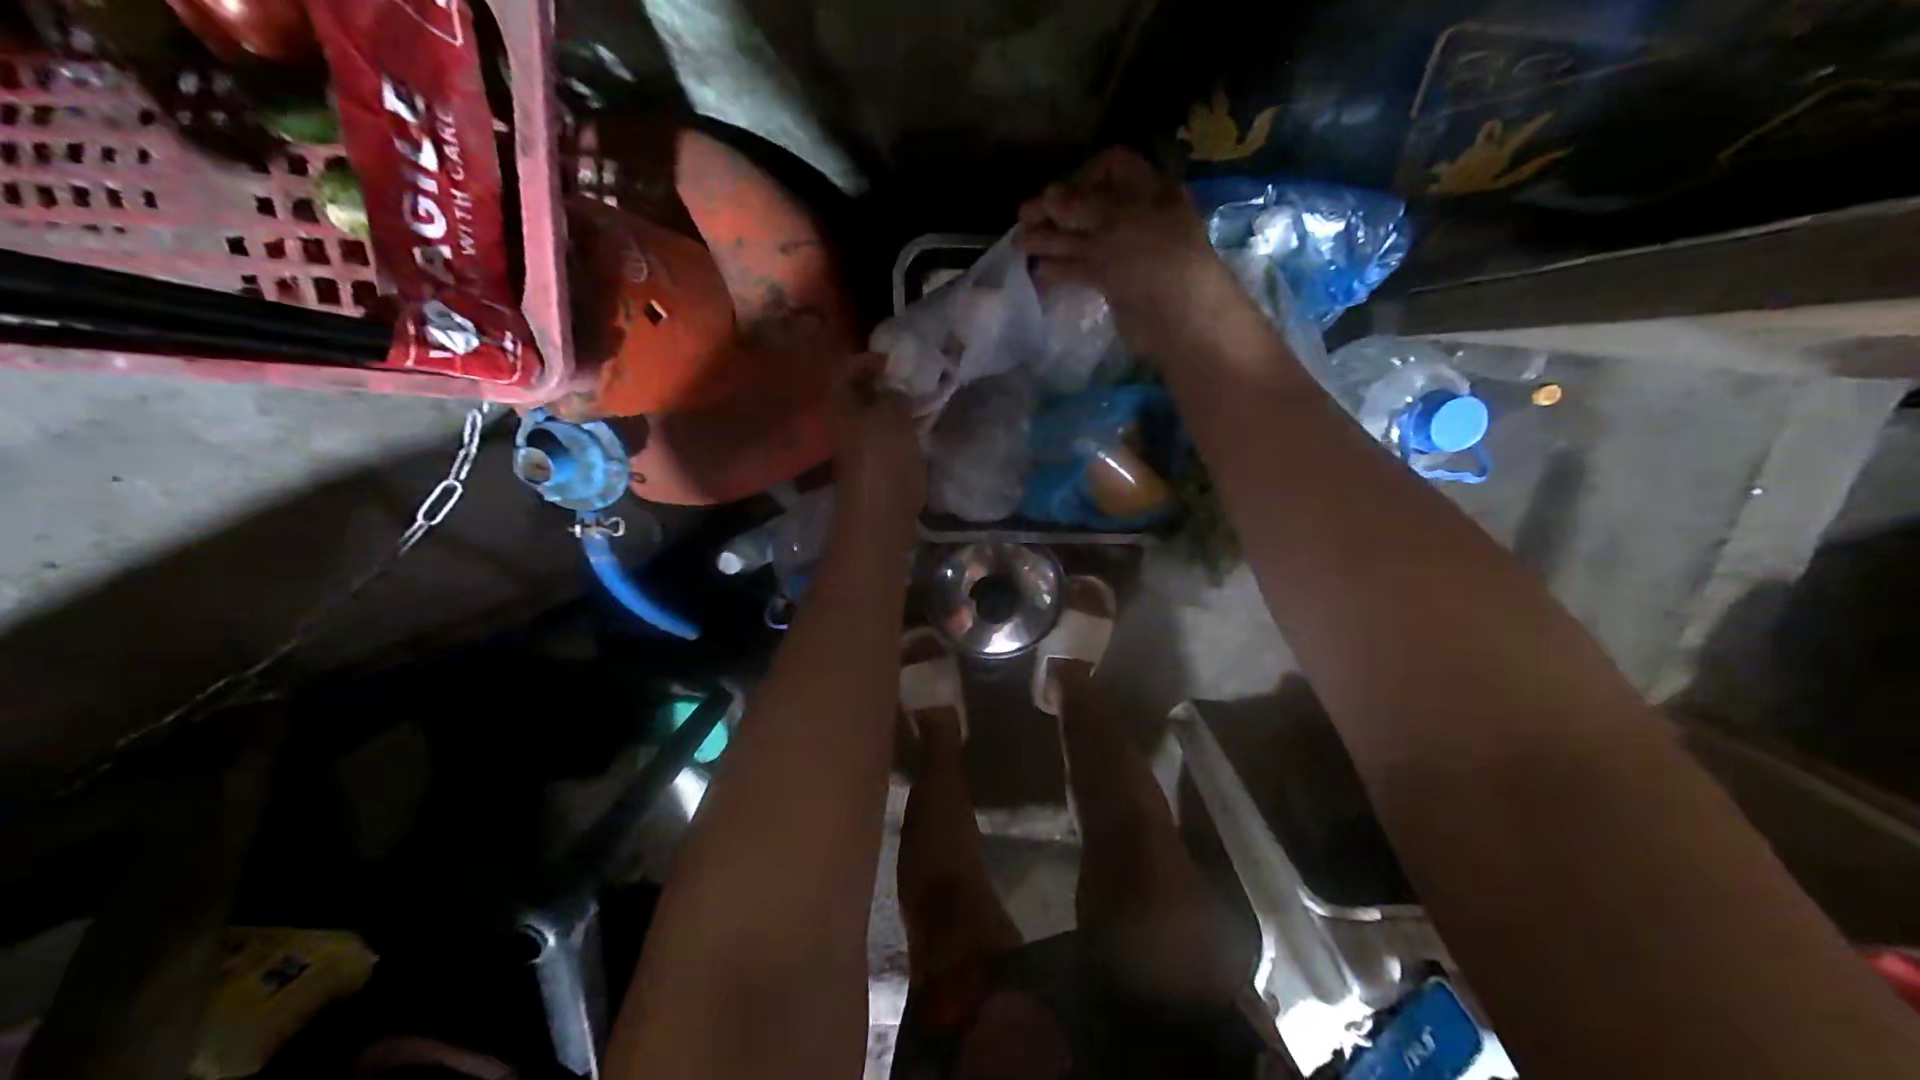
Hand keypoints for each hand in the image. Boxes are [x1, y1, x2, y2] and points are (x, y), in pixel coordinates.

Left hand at [830, 353, 924, 534]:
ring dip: (901, 401)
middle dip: (887, 380)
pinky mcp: (884, 458)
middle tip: (913, 373)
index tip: (893, 360)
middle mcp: (848, 420)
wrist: (884, 507)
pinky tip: (927, 417)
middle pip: (864, 391)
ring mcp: (866, 441)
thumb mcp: (890, 413)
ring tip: (924, 392)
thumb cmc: (881, 455)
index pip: (845, 370)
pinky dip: (909, 421)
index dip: (866, 360)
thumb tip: (897, 392)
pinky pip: (895, 431)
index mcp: (840, 406)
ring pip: (881, 411)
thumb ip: (894, 394)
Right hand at [1016, 148, 1234, 343]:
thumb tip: (1048, 195)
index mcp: (1149, 190)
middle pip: (1090, 205)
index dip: (1081, 176)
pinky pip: (1085, 269)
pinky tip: (1039, 271)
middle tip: (1022, 219)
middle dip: (1055, 210)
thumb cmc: (1154, 257)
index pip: (1111, 167)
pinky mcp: (1117, 283)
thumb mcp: (1118, 221)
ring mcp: (1127, 251)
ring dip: (1052, 240)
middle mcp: (1138, 216)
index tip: (1056, 195)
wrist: (1180, 319)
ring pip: (1084, 239)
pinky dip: (1062, 267)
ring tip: (1020, 245)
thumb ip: (1080, 206)